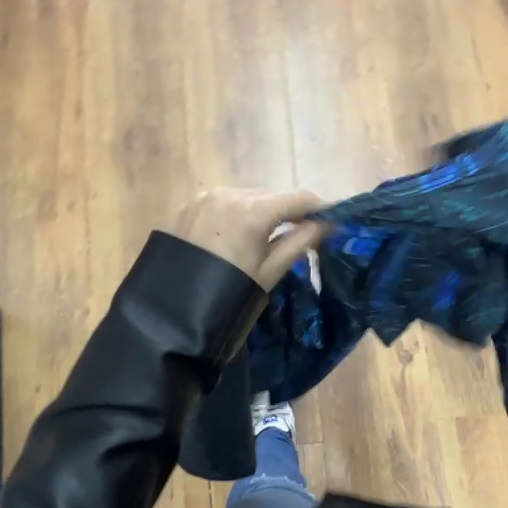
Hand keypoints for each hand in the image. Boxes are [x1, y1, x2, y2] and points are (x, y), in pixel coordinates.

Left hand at [169, 188, 329, 288]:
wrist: (173, 314)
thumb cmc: (229, 295)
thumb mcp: (270, 271)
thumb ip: (300, 242)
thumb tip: (328, 224)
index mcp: (252, 209)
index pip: (299, 198)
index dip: (320, 207)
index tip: (334, 220)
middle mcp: (229, 193)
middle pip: (271, 196)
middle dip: (288, 212)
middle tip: (302, 233)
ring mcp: (205, 198)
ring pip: (246, 198)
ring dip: (261, 212)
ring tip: (266, 238)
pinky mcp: (188, 207)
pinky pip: (222, 204)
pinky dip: (235, 215)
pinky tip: (236, 237)